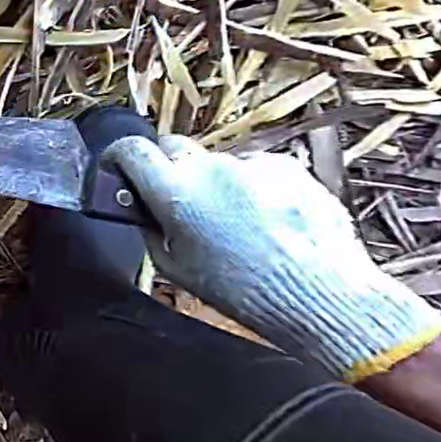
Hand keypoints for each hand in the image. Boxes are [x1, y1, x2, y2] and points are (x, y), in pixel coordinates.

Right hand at [102, 135, 440, 380]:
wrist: (323, 295)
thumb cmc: (241, 289)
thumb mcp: (173, 267)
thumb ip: (150, 227)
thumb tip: (141, 208)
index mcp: (174, 191)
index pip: (131, 149)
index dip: (118, 155)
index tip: (118, 166)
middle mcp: (209, 168)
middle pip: (171, 146)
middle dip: (166, 166)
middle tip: (175, 198)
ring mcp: (250, 164)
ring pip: (215, 161)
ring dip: (213, 181)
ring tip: (232, 220)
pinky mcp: (287, 167)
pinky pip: (255, 168)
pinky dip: (251, 186)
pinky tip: (264, 218)